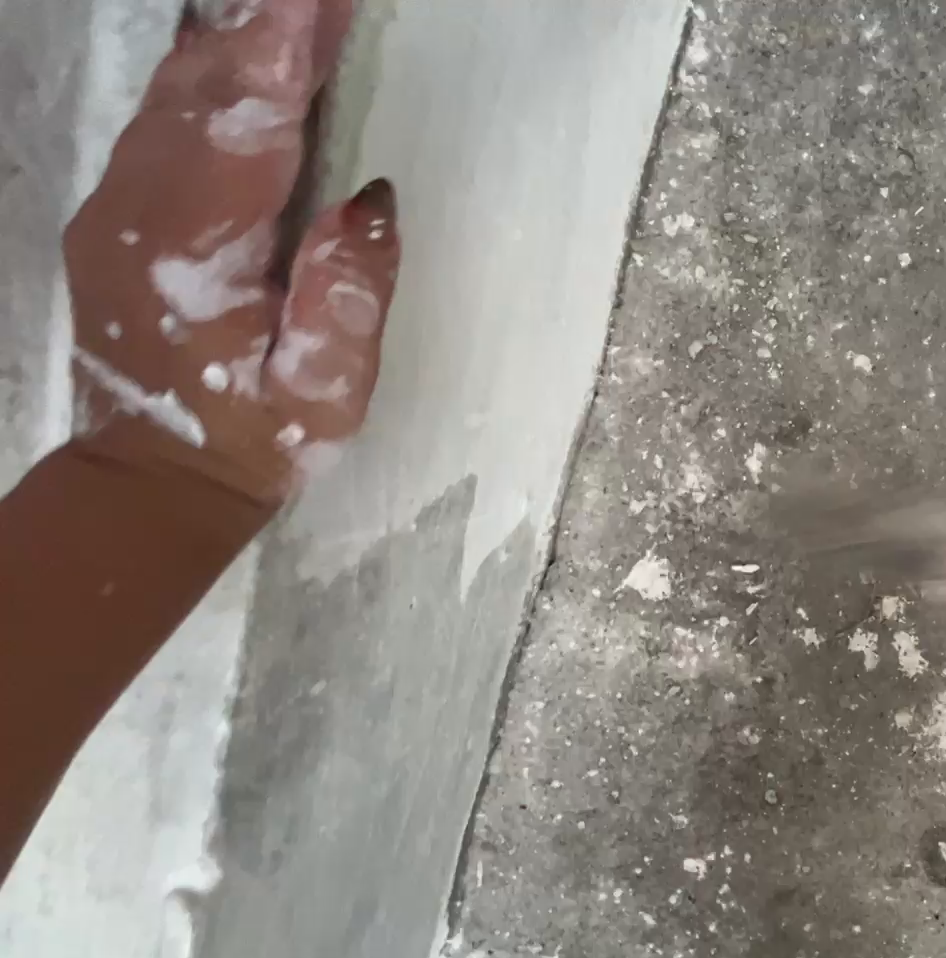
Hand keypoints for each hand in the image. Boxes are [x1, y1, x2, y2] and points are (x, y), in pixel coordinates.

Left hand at [62, 0, 397, 503]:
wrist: (165, 470)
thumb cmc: (263, 435)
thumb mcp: (328, 386)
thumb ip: (348, 296)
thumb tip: (371, 203)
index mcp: (189, 249)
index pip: (241, 129)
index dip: (279, 59)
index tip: (317, 0)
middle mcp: (136, 208)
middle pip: (199, 94)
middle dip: (261, 32)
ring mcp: (120, 206)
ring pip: (174, 101)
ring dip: (237, 47)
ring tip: (296, 10)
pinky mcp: (129, 215)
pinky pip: (166, 126)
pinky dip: (211, 83)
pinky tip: (243, 62)